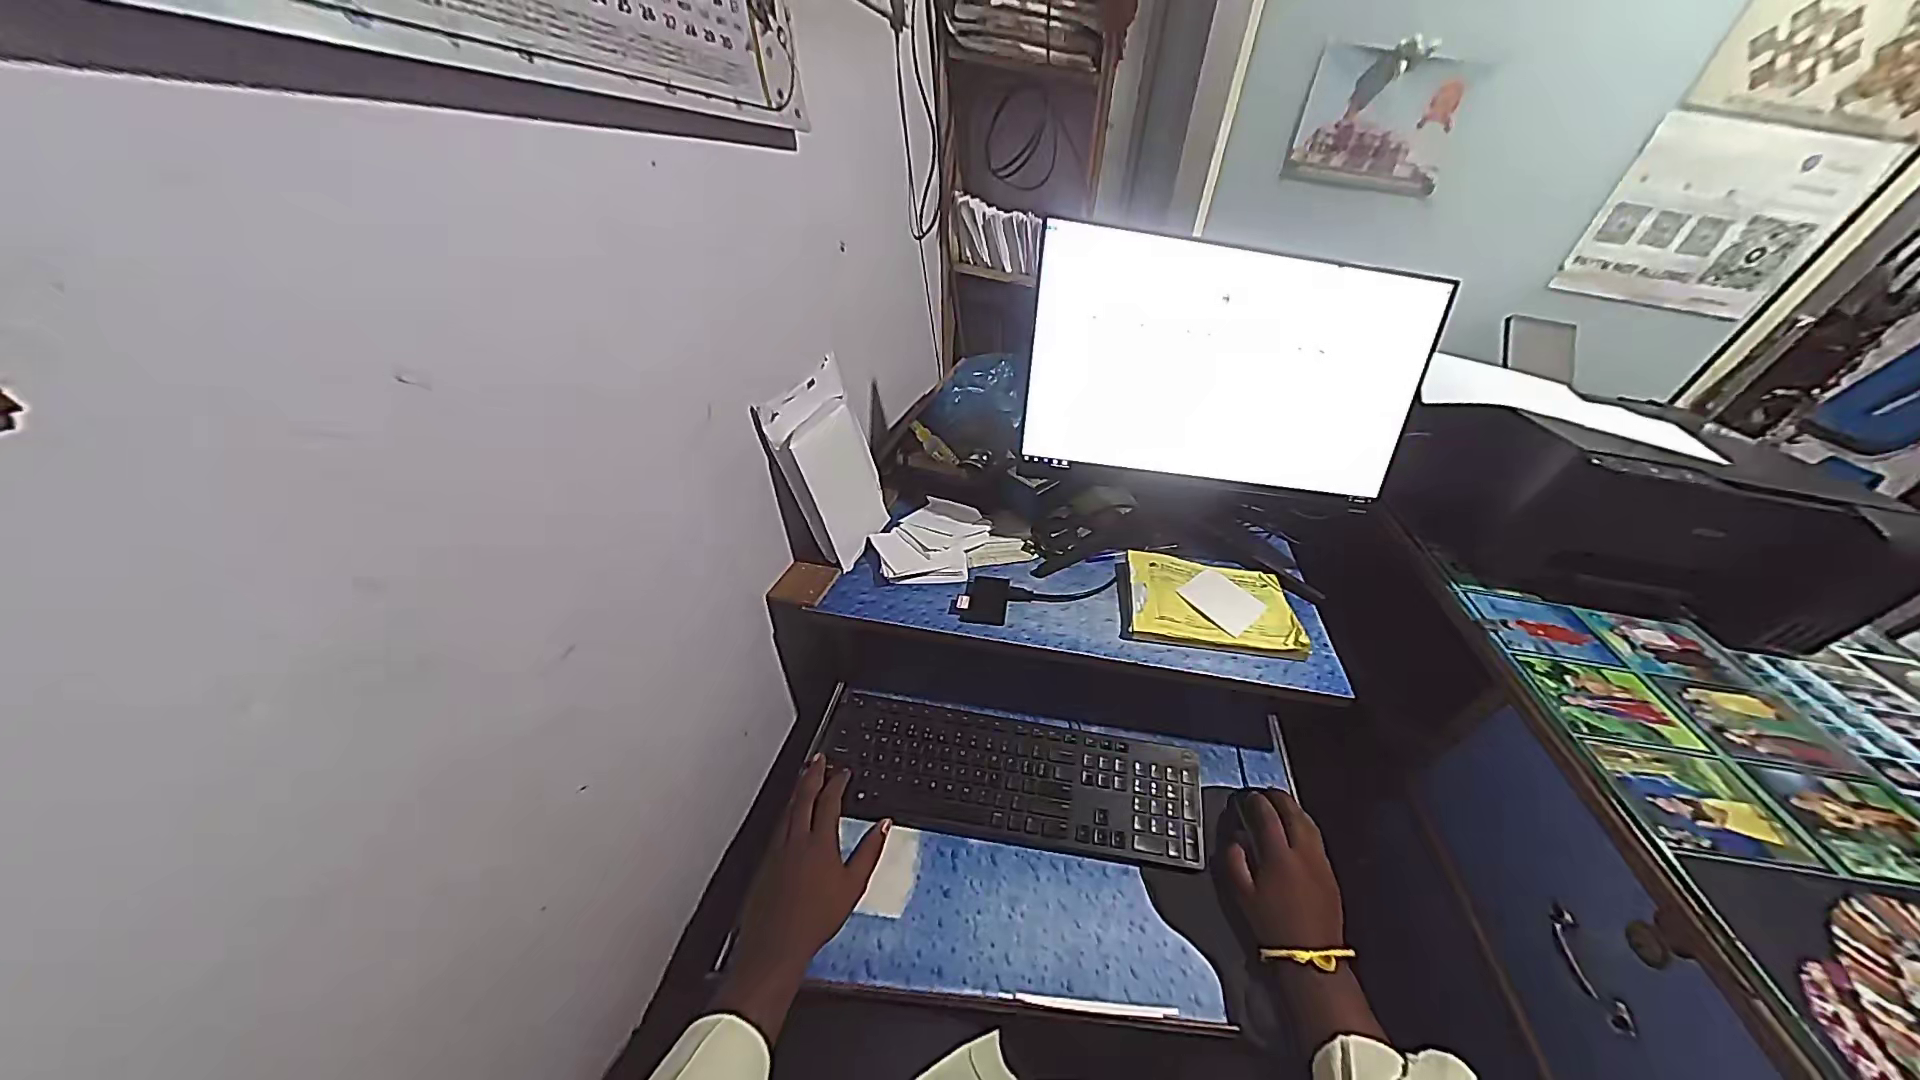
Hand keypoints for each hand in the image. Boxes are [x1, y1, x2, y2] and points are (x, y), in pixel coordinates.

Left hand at [713, 754, 889, 1040]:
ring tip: (805, 775)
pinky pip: (778, 823)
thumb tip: (883, 826)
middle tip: (819, 758)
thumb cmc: (816, 920)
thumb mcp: (853, 885)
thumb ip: (870, 851)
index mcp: (820, 843)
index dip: (836, 781)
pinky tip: (789, 811)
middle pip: (803, 796)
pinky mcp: (765, 860)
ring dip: (798, 788)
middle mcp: (796, 840)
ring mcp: (778, 848)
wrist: (776, 944)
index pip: (829, 801)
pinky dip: (787, 809)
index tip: (842, 771)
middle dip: (813, 773)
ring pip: (788, 808)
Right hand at [1223, 789, 1385, 1047]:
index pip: (1266, 814)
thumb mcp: (1241, 893)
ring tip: (1278, 805)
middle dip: (1276, 797)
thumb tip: (1235, 837)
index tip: (1245, 797)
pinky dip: (1303, 823)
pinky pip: (1316, 836)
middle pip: (1291, 811)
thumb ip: (1233, 860)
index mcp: (1278, 855)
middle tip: (1262, 794)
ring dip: (1292, 808)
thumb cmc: (1271, 923)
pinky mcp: (1329, 870)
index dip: (1254, 801)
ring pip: (1308, 821)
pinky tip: (1294, 827)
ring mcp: (1319, 859)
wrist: (1310, 954)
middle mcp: (1302, 851)